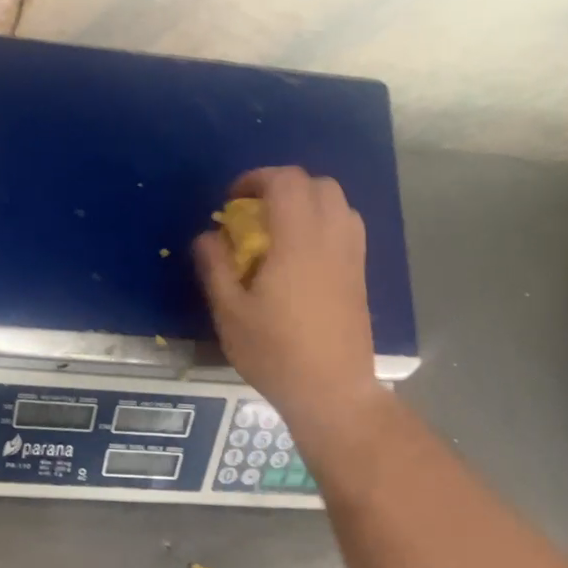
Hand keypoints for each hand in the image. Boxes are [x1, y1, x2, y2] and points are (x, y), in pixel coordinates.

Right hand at [195, 166, 382, 434]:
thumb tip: (207, 236)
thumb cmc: (274, 352)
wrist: (330, 389)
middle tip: (253, 212)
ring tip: (277, 230)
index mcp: (297, 240)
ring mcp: (352, 255)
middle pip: (317, 184)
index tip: (232, 200)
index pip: (285, 182)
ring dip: (306, 203)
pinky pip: (346, 227)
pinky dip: (323, 223)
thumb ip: (216, 268)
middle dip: (283, 186)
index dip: (256, 179)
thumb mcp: (229, 313)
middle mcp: (332, 237)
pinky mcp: (360, 273)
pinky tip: (300, 255)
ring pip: (338, 203)